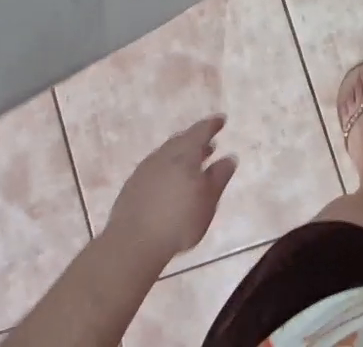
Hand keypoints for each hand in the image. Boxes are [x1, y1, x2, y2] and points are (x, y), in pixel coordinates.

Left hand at [102, 116, 237, 263]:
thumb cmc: (179, 222)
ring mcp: (145, 169)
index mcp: (184, 155)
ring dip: (181, 154)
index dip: (212, 125)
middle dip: (196, 140)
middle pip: (181, 140)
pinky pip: (155, 167)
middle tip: (210, 144)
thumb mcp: (207, 201)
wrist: (133, 242)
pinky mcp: (133, 185)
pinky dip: (168, 167)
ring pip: (167, 153)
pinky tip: (170, 182)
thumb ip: (219, 177)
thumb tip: (230, 157)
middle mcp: (163, 155)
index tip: (221, 119)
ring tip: (193, 164)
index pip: (200, 131)